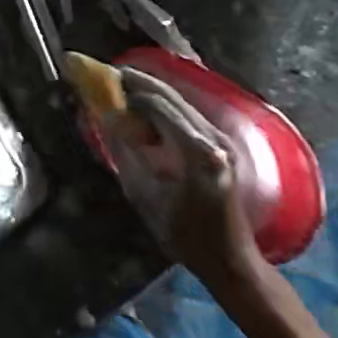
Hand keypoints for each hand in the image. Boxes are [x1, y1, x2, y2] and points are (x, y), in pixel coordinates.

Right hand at [102, 67, 261, 277]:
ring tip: (124, 87)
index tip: (104, 81)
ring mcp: (223, 140)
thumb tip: (105, 120)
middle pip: (172, 96)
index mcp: (197, 152)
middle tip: (110, 75)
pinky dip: (165, 105)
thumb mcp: (145, 197)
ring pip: (182, 101)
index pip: (158, 105)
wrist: (233, 261)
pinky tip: (147, 107)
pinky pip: (189, 113)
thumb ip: (124, 154)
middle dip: (140, 82)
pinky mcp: (224, 144)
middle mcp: (214, 139)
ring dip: (152, 91)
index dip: (129, 89)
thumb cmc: (187, 237)